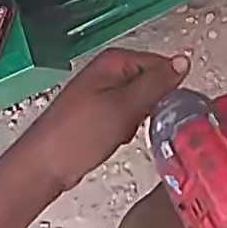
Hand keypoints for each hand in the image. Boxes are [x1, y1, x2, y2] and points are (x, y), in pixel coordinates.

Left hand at [14, 48, 188, 190]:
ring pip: (140, 102)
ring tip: (124, 131)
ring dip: (139, 119)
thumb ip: (157, 83)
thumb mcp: (126, 107)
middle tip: (140, 121)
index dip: (168, 88)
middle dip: (152, 105)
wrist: (43, 166)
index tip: (167, 107)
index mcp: (114, 61)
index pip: (161, 65)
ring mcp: (102, 92)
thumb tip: (182, 63)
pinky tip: (116, 138)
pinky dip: (127, 128)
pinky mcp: (98, 113)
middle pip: (152, 83)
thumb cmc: (75, 136)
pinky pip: (127, 116)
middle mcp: (107, 72)